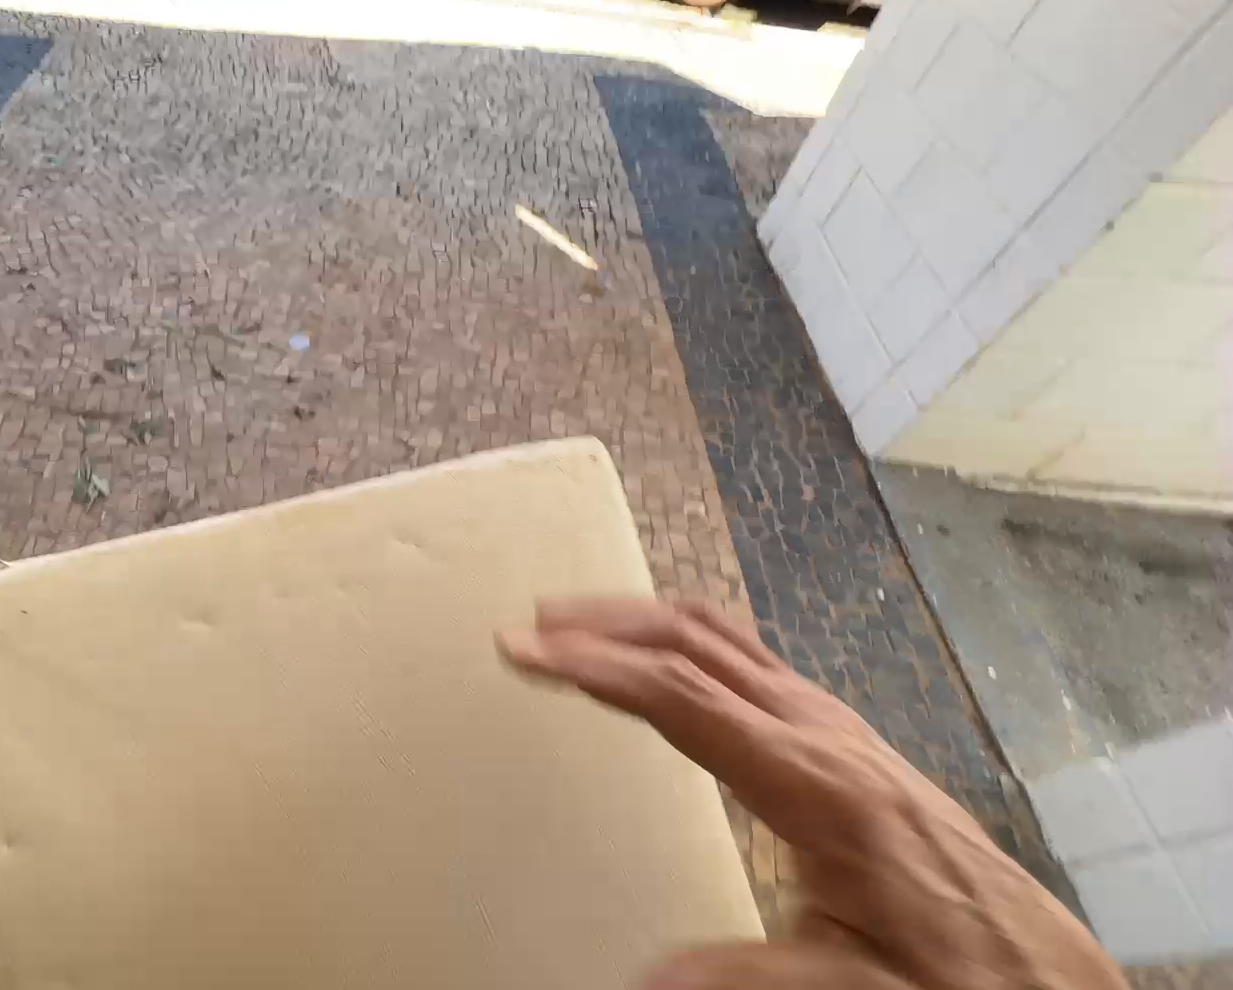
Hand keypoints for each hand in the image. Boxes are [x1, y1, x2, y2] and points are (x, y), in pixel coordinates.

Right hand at [497, 597, 1125, 989]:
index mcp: (814, 781)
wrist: (1044, 966)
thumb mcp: (857, 987)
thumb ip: (751, 976)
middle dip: (601, 625)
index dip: (595, 666)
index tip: (526, 649)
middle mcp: (816, 727)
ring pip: (712, 631)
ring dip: (633, 616)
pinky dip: (672, 632)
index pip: (679, 696)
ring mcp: (824, 715)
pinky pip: (735, 648)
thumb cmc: (955, 973)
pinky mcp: (826, 721)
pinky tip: (646, 648)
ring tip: (569, 623)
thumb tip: (645, 980)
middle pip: (689, 640)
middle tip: (532, 628)